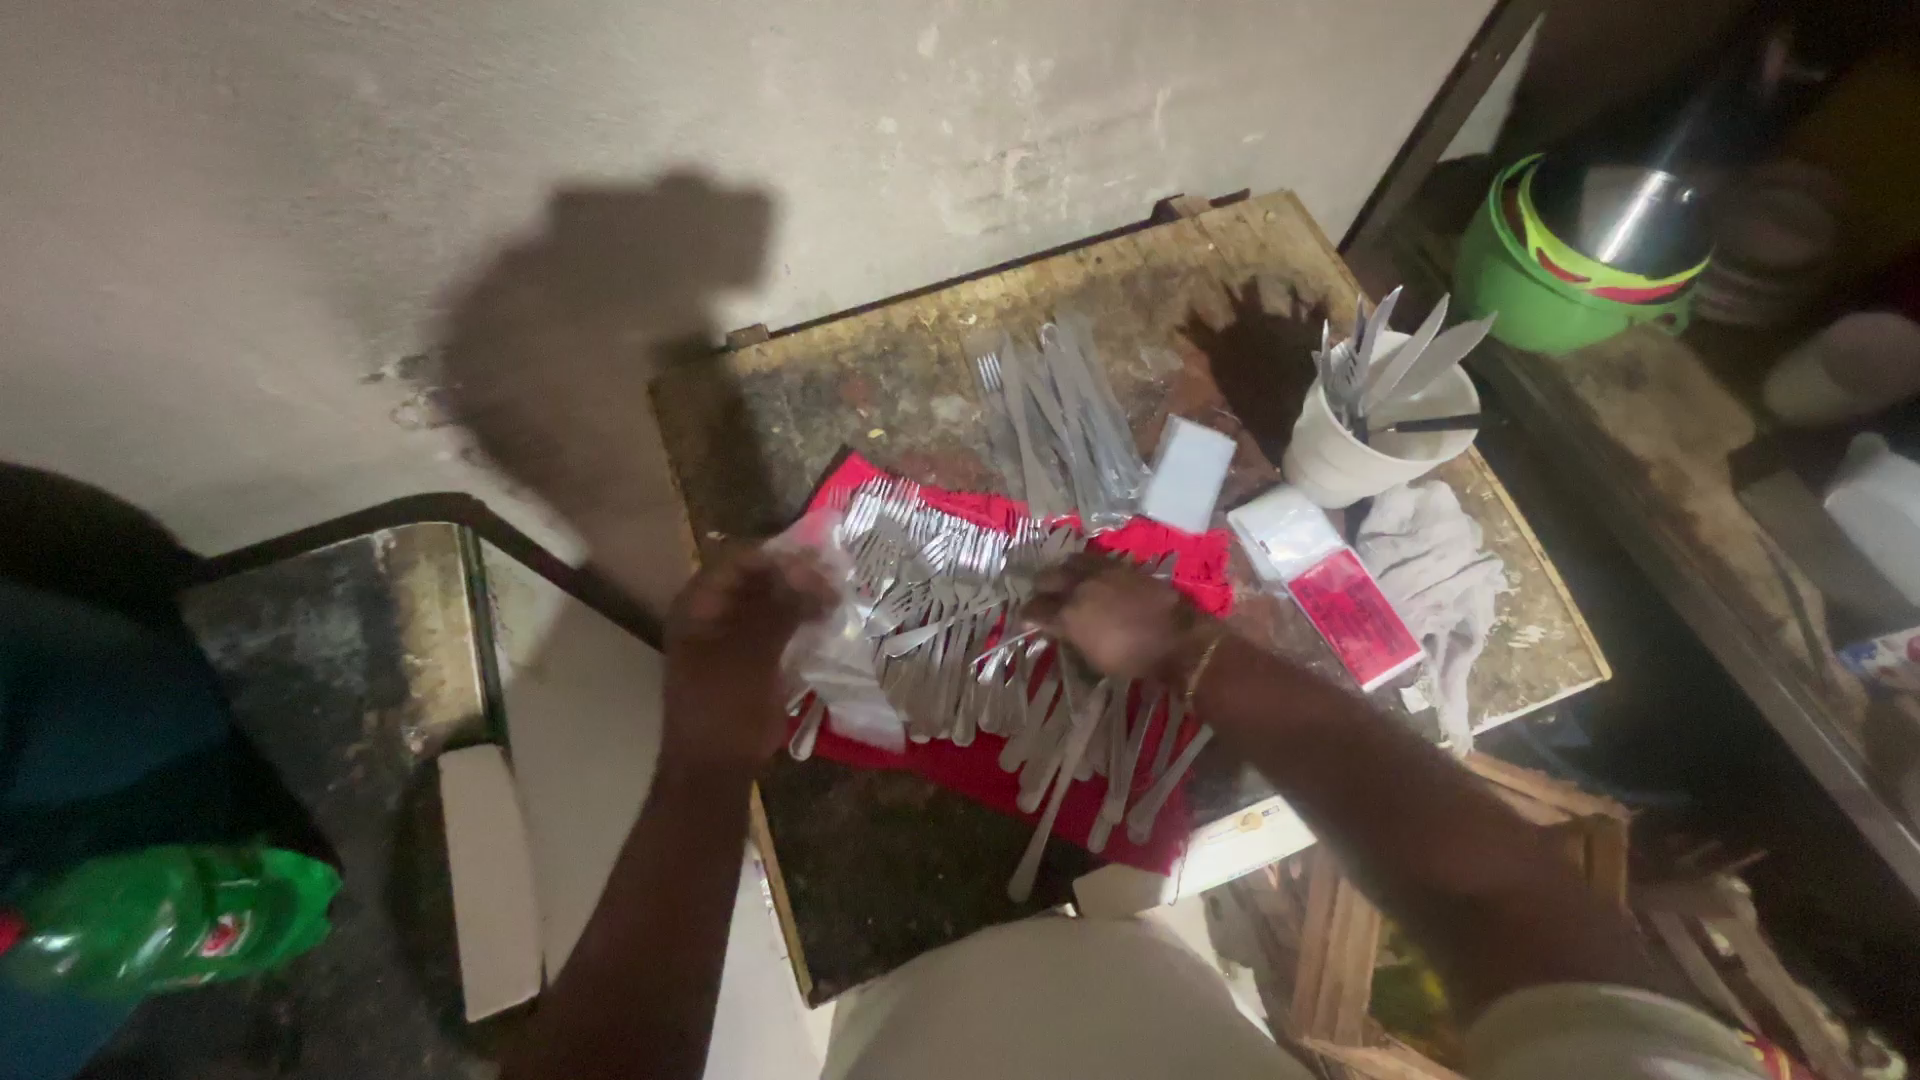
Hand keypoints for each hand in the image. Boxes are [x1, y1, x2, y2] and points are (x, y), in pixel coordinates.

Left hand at [662, 546, 834, 775]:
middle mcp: (712, 614)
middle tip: (837, 576)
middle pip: (756, 578)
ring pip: (770, 602)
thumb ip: (780, 608)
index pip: (739, 561)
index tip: (821, 561)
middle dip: (795, 574)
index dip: (780, 556)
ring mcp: (731, 637)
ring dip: (802, 595)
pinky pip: (777, 627)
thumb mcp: (752, 654)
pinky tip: (828, 618)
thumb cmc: (725, 709)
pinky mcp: (751, 658)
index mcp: (698, 606)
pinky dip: (800, 619)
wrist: (713, 771)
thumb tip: (812, 570)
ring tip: (838, 595)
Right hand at [1023, 553, 1218, 681]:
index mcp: (1068, 615)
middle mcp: (1078, 587)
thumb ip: (1072, 638)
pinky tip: (1089, 575)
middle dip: (1040, 590)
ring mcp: (1101, 572)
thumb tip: (1059, 630)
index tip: (1026, 622)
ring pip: (1069, 562)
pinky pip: (1093, 559)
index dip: (1027, 617)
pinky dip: (1084, 567)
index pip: (1035, 610)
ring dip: (1061, 572)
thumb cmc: (1134, 659)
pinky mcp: (1121, 565)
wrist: (1177, 639)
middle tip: (1042, 599)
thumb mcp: (1094, 659)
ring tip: (1064, 581)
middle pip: (1046, 579)